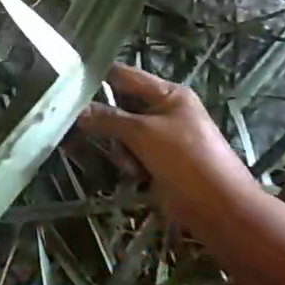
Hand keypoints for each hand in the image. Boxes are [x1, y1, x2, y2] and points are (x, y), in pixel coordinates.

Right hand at [77, 63, 255, 228]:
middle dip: (101, 118)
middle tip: (78, 127)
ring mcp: (159, 136)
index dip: (94, 77)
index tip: (63, 86)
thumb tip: (73, 110)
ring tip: (128, 164)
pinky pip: (128, 150)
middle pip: (117, 104)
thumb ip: (106, 117)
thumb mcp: (143, 133)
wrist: (221, 209)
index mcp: (167, 94)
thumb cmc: (187, 160)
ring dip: (116, 146)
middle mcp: (162, 110)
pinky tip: (133, 173)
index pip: (122, 75)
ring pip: (119, 130)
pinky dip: (125, 160)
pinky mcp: (156, 158)